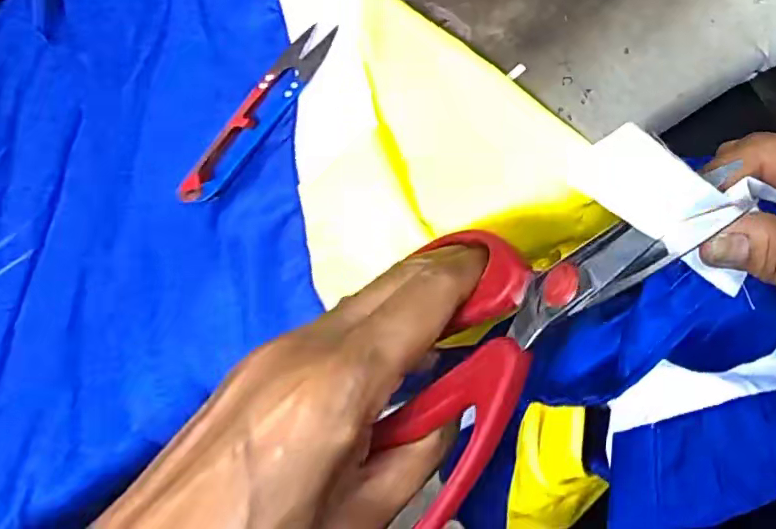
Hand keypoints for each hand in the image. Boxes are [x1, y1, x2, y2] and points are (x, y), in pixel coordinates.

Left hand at [98, 246, 486, 528]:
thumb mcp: (362, 515)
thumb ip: (427, 445)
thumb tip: (456, 401)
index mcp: (340, 381)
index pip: (435, 285)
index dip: (487, 273)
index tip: (521, 286)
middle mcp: (305, 348)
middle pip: (410, 270)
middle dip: (464, 273)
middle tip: (498, 301)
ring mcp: (272, 351)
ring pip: (379, 291)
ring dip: (426, 297)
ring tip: (452, 338)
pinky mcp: (253, 365)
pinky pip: (346, 319)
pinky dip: (388, 319)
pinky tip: (395, 363)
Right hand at [699, 126, 775, 348]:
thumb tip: (710, 234)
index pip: (767, 154)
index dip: (719, 183)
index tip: (684, 227)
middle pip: (764, 152)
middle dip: (724, 191)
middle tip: (699, 243)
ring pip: (768, 161)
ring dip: (739, 198)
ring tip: (721, 243)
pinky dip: (759, 200)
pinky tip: (754, 234)